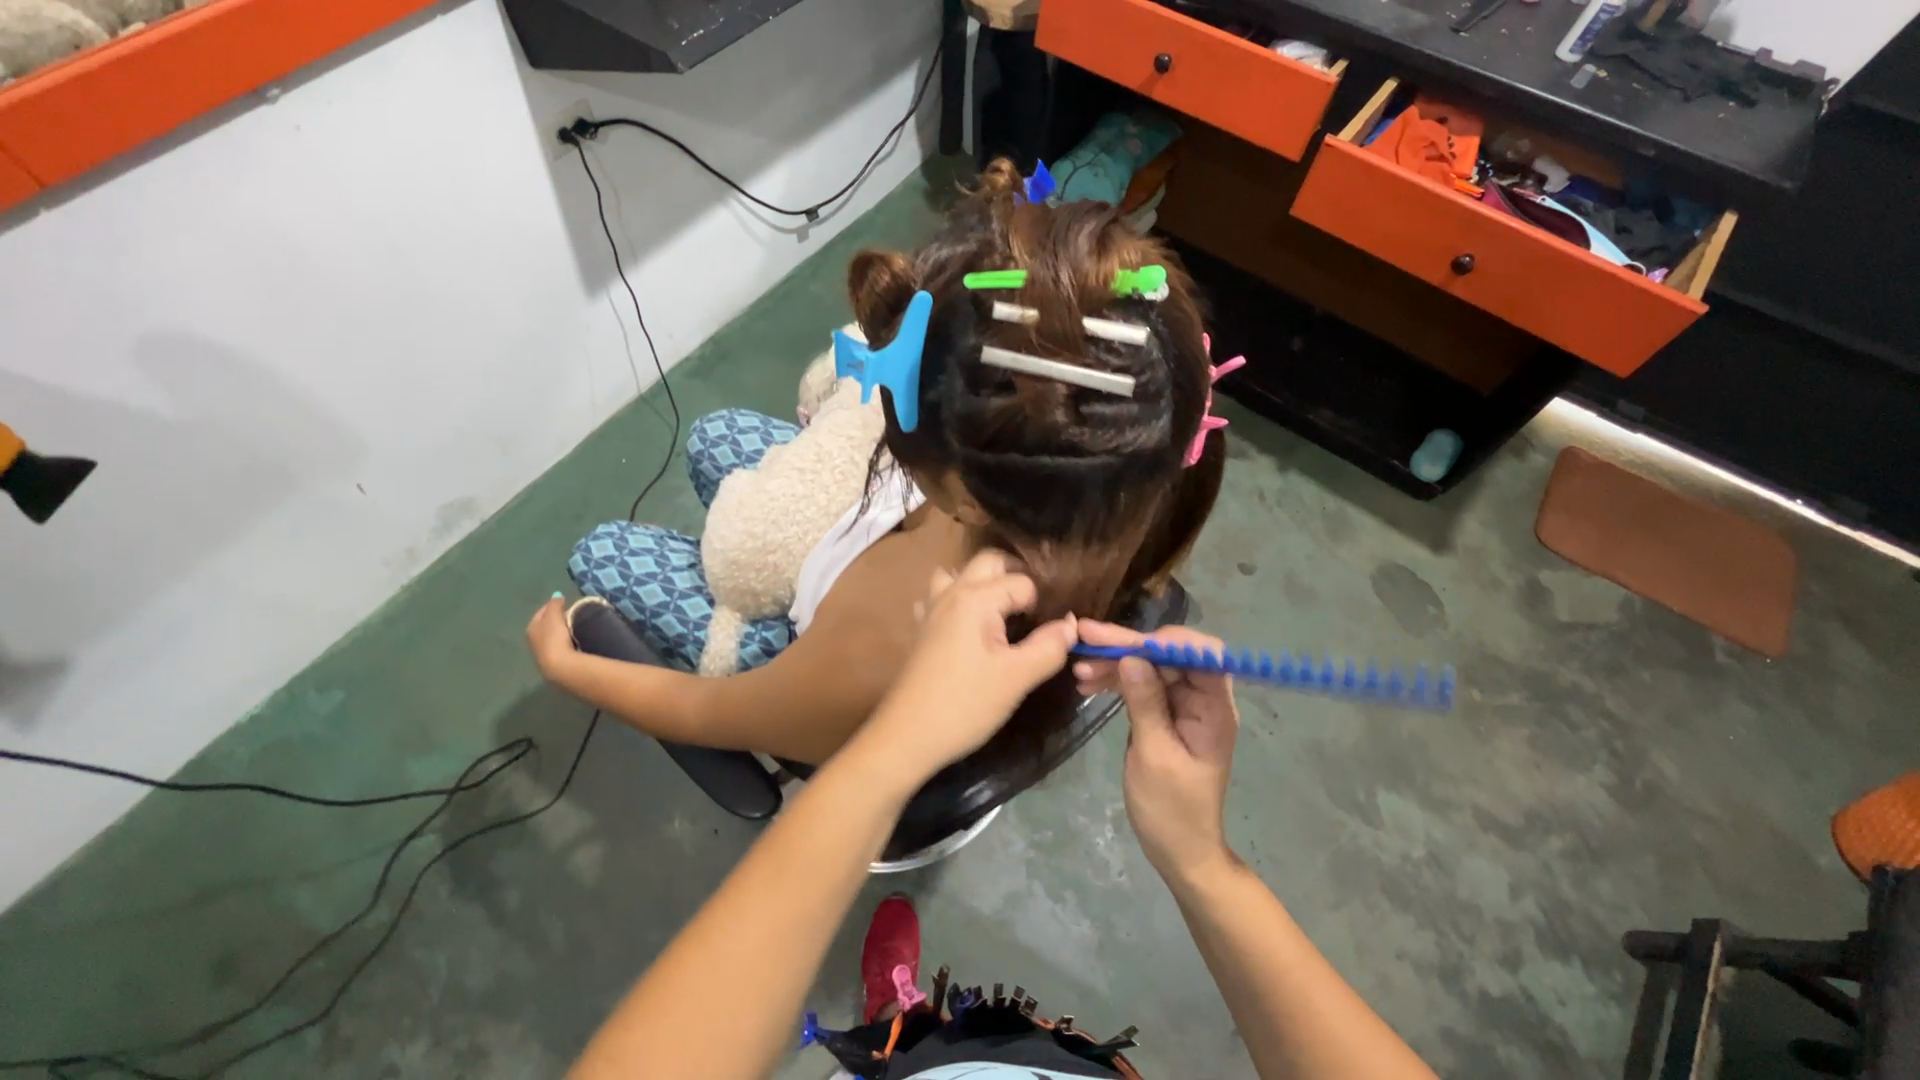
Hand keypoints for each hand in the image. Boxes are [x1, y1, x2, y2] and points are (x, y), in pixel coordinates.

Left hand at [526, 593, 579, 681]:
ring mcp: (541, 653)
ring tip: (572, 628)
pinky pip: (557, 647)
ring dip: (558, 632)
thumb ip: (554, 604)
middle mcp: (532, 640)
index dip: (551, 606)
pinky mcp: (551, 663)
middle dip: (554, 620)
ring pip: (550, 637)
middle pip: (544, 625)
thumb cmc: (554, 638)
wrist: (559, 667)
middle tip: (569, 615)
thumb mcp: (554, 616)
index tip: (564, 603)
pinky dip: (562, 642)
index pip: (541, 612)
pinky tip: (571, 642)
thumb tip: (556, 595)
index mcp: (531, 627)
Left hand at [859, 550, 1076, 780]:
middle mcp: (951, 593)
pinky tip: (967, 626)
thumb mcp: (1017, 678)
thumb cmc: (966, 704)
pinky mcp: (921, 630)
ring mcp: (931, 610)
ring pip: (957, 574)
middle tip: (1036, 610)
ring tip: (1002, 611)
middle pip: (987, 562)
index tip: (1053, 630)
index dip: (1043, 603)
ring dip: (981, 583)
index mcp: (977, 598)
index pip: (1023, 582)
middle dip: (1015, 576)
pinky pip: (938, 598)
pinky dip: (956, 601)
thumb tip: (1071, 625)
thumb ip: (1049, 646)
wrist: (907, 736)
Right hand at [1076, 620, 1239, 883]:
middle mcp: (1204, 701)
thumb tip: (1132, 658)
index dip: (1166, 641)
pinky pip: (1143, 687)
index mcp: (1214, 709)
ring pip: (1152, 668)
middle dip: (1129, 646)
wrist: (1180, 851)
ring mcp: (1184, 707)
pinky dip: (1117, 682)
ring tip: (1078, 667)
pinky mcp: (1166, 716)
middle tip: (1086, 639)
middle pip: (1170, 656)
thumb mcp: (1154, 756)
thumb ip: (1146, 703)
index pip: (1202, 655)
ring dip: (1117, 663)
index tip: (1126, 643)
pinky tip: (1087, 682)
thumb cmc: (1172, 810)